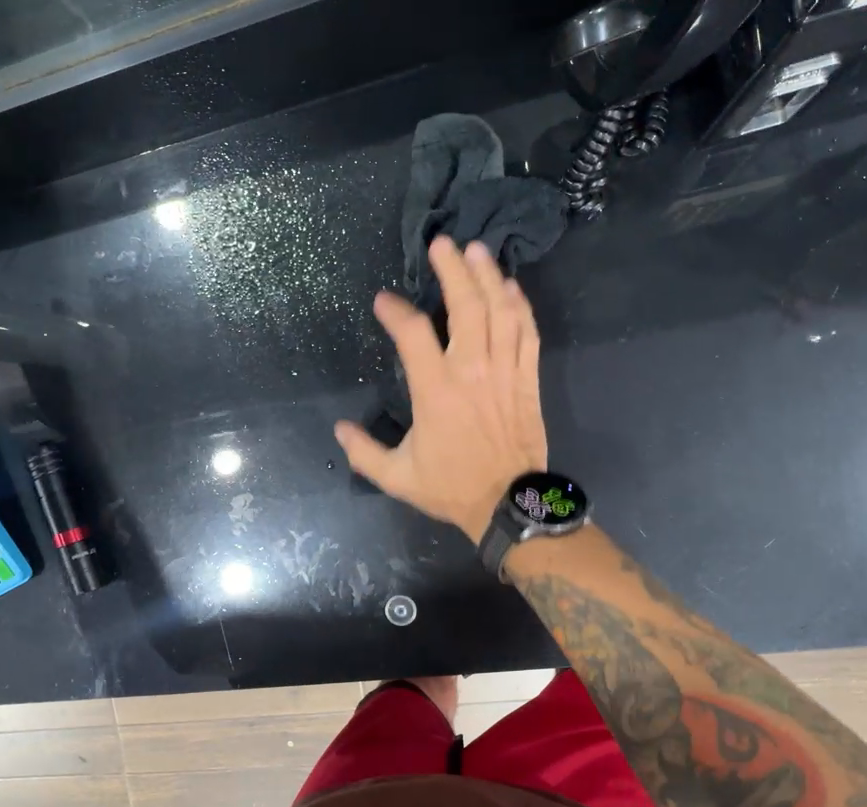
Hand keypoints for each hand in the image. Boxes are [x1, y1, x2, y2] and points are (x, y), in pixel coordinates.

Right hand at [335, 237, 547, 543]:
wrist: (506, 504)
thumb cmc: (449, 488)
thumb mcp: (396, 477)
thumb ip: (364, 452)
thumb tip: (339, 428)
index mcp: (435, 392)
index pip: (413, 335)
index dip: (396, 312)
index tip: (382, 301)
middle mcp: (471, 372)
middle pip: (466, 306)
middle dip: (453, 270)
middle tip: (441, 244)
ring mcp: (504, 372)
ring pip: (500, 311)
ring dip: (488, 277)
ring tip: (476, 251)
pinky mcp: (527, 379)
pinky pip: (527, 332)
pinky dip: (519, 305)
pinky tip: (509, 287)